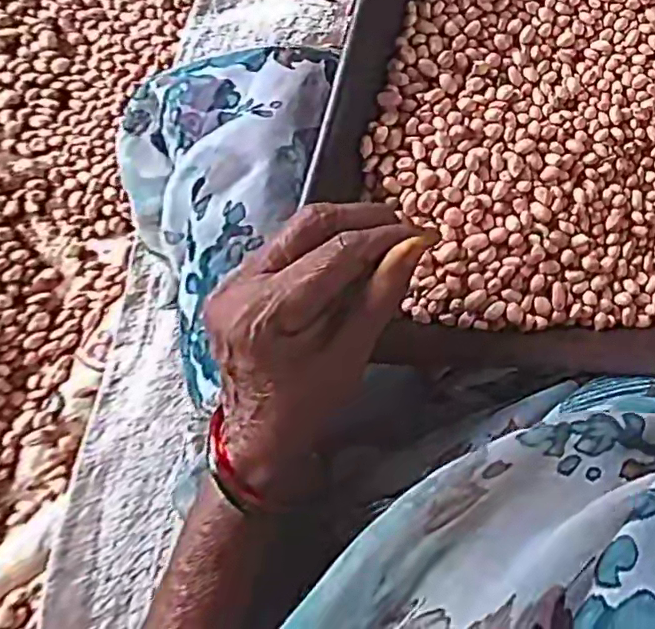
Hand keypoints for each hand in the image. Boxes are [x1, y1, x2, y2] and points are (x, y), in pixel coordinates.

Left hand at [204, 202, 431, 503]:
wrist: (253, 436)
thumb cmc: (306, 405)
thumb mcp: (353, 353)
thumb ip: (382, 293)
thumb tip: (415, 244)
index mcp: (267, 313)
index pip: (336, 251)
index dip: (384, 236)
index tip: (420, 234)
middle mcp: (240, 287)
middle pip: (311, 223)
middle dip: (365, 217)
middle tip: (405, 225)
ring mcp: (234, 280)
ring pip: (299, 226)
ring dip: (348, 222)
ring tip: (386, 233)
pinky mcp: (238, 279)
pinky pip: (290, 242)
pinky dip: (328, 237)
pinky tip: (355, 248)